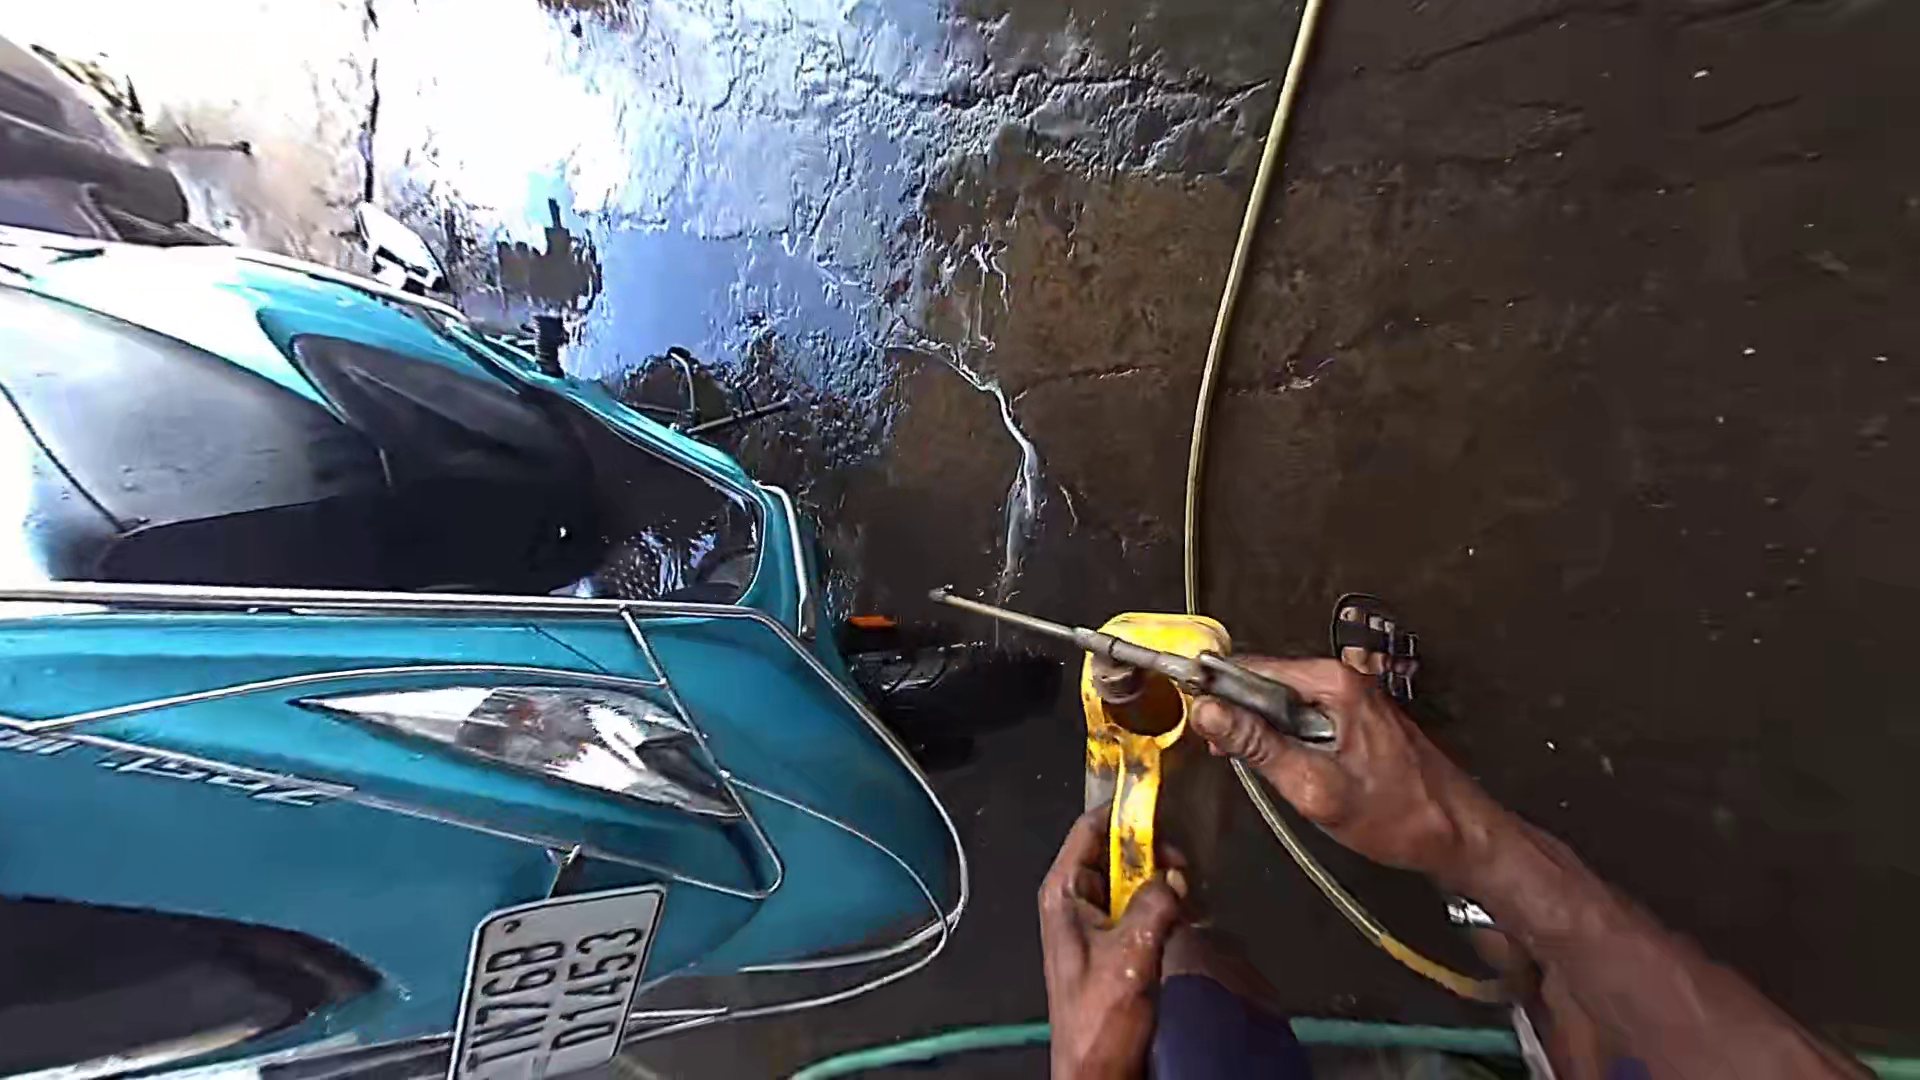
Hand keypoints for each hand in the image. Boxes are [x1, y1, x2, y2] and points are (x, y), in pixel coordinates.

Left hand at [1039, 805, 1186, 1079]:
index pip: (1089, 828)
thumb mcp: (1129, 958)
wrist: (1096, 1075)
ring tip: (1185, 886)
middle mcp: (1074, 895)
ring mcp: (1092, 916)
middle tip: (1181, 863)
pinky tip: (1181, 909)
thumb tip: (1175, 876)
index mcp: (1064, 889)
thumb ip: (1154, 908)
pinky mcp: (1110, 937)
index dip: (1121, 814)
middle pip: (1111, 850)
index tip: (1157, 810)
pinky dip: (1158, 901)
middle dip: (1148, 851)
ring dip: (1157, 878)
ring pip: (1127, 876)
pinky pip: (1135, 903)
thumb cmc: (1098, 1020)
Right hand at [1188, 657, 1504, 886]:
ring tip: (1251, 761)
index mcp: (1331, 682)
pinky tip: (1281, 761)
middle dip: (1236, 714)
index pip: (1248, 669)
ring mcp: (1346, 694)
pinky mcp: (1349, 713)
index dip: (1216, 693)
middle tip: (1223, 751)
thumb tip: (1206, 710)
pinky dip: (1279, 734)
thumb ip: (1256, 744)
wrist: (1464, 840)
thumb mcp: (1313, 784)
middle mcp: (1338, 678)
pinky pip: (1297, 713)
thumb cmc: (1399, 815)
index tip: (1197, 719)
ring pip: (1276, 699)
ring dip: (1257, 728)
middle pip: (1260, 682)